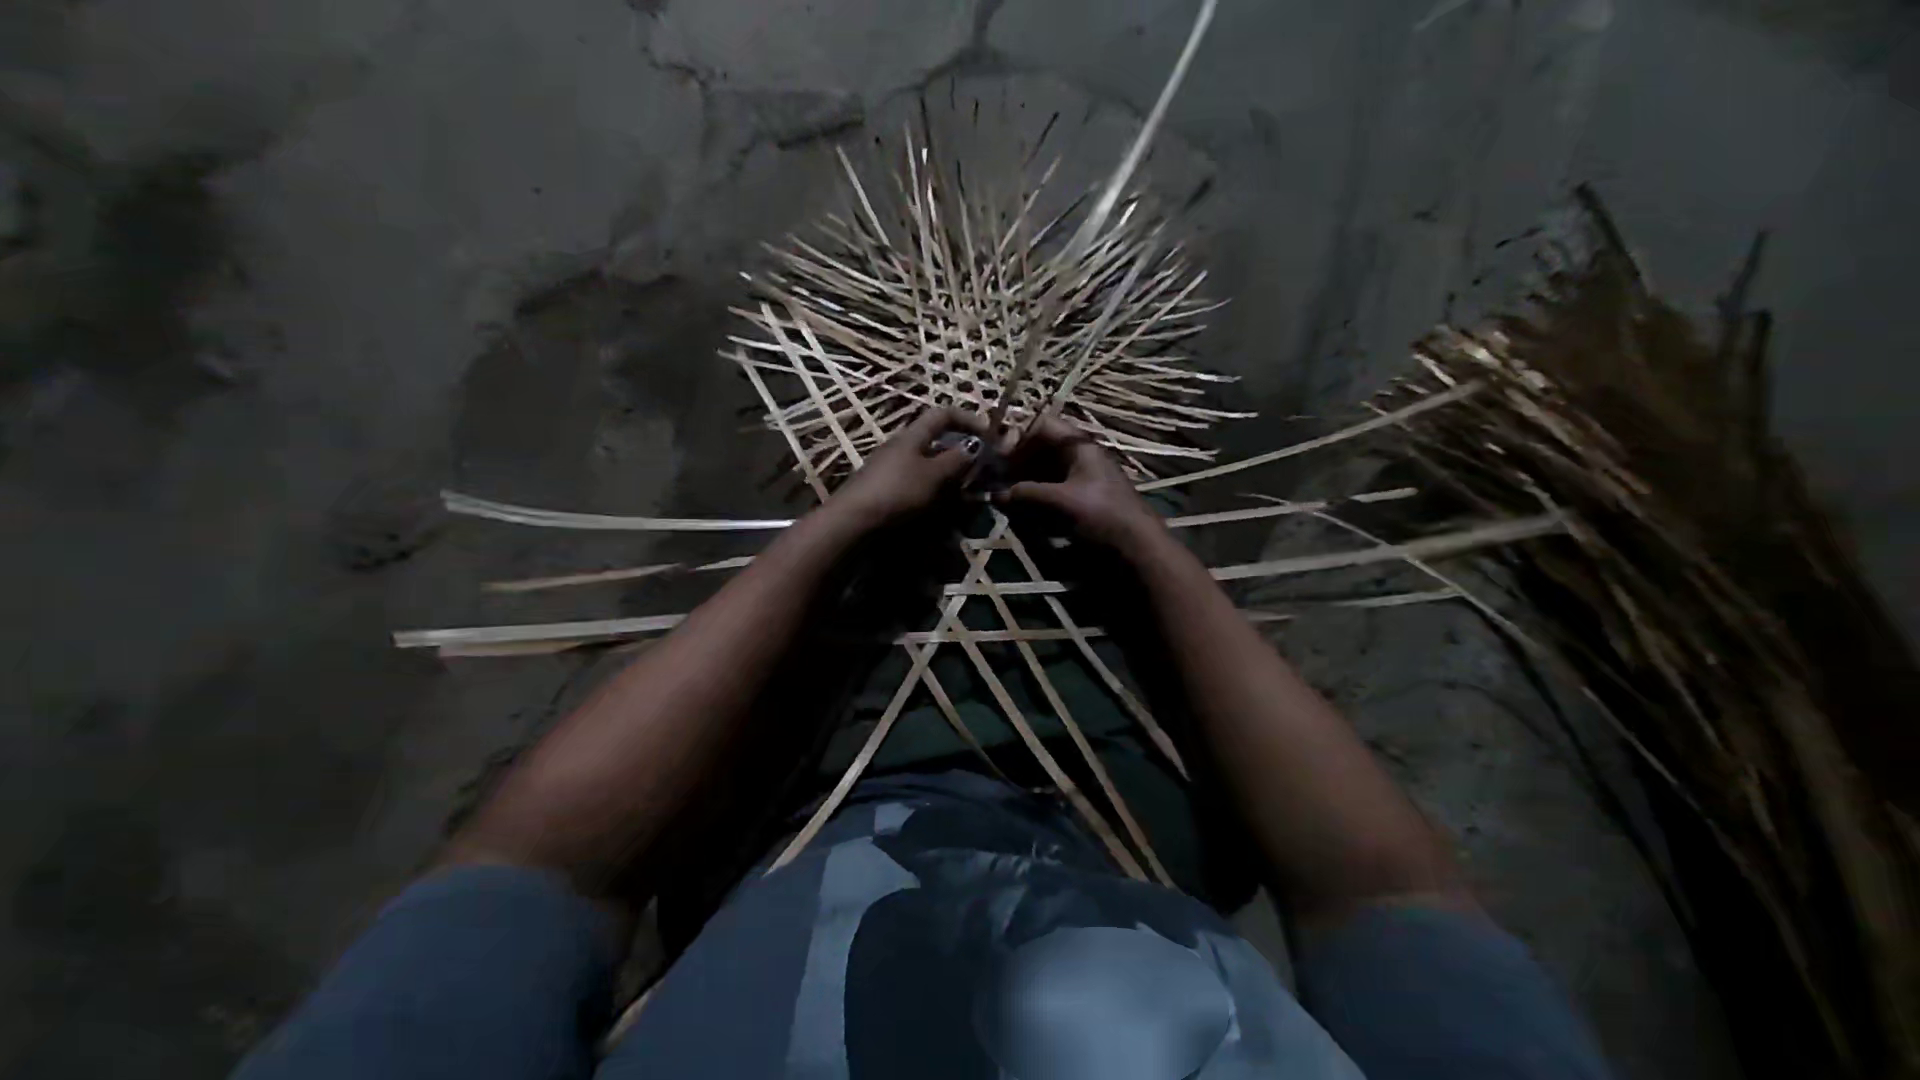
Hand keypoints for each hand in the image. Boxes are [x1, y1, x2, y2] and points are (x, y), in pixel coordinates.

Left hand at [826, 408, 985, 528]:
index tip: (989, 434)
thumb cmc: (897, 492)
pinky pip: (916, 485)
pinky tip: (938, 509)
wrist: (853, 522)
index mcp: (912, 436)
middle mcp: (900, 447)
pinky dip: (932, 493)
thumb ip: (956, 460)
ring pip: (928, 467)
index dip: (968, 418)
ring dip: (948, 478)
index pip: (943, 414)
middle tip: (978, 474)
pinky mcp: (884, 491)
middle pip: (936, 442)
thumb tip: (973, 447)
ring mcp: (890, 469)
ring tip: (963, 497)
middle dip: (959, 456)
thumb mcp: (933, 475)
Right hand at [996, 415, 1163, 548]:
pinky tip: (1023, 509)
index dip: (1017, 437)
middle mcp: (1081, 457)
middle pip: (1042, 449)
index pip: (1042, 426)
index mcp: (1080, 446)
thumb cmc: (1102, 515)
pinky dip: (1036, 496)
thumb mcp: (1061, 501)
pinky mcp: (1083, 500)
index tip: (996, 455)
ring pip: (1045, 471)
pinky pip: (1053, 490)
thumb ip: (1027, 494)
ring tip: (1004, 495)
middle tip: (995, 478)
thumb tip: (996, 494)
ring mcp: (1083, 479)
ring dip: (1024, 481)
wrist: (1138, 548)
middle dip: (1017, 462)